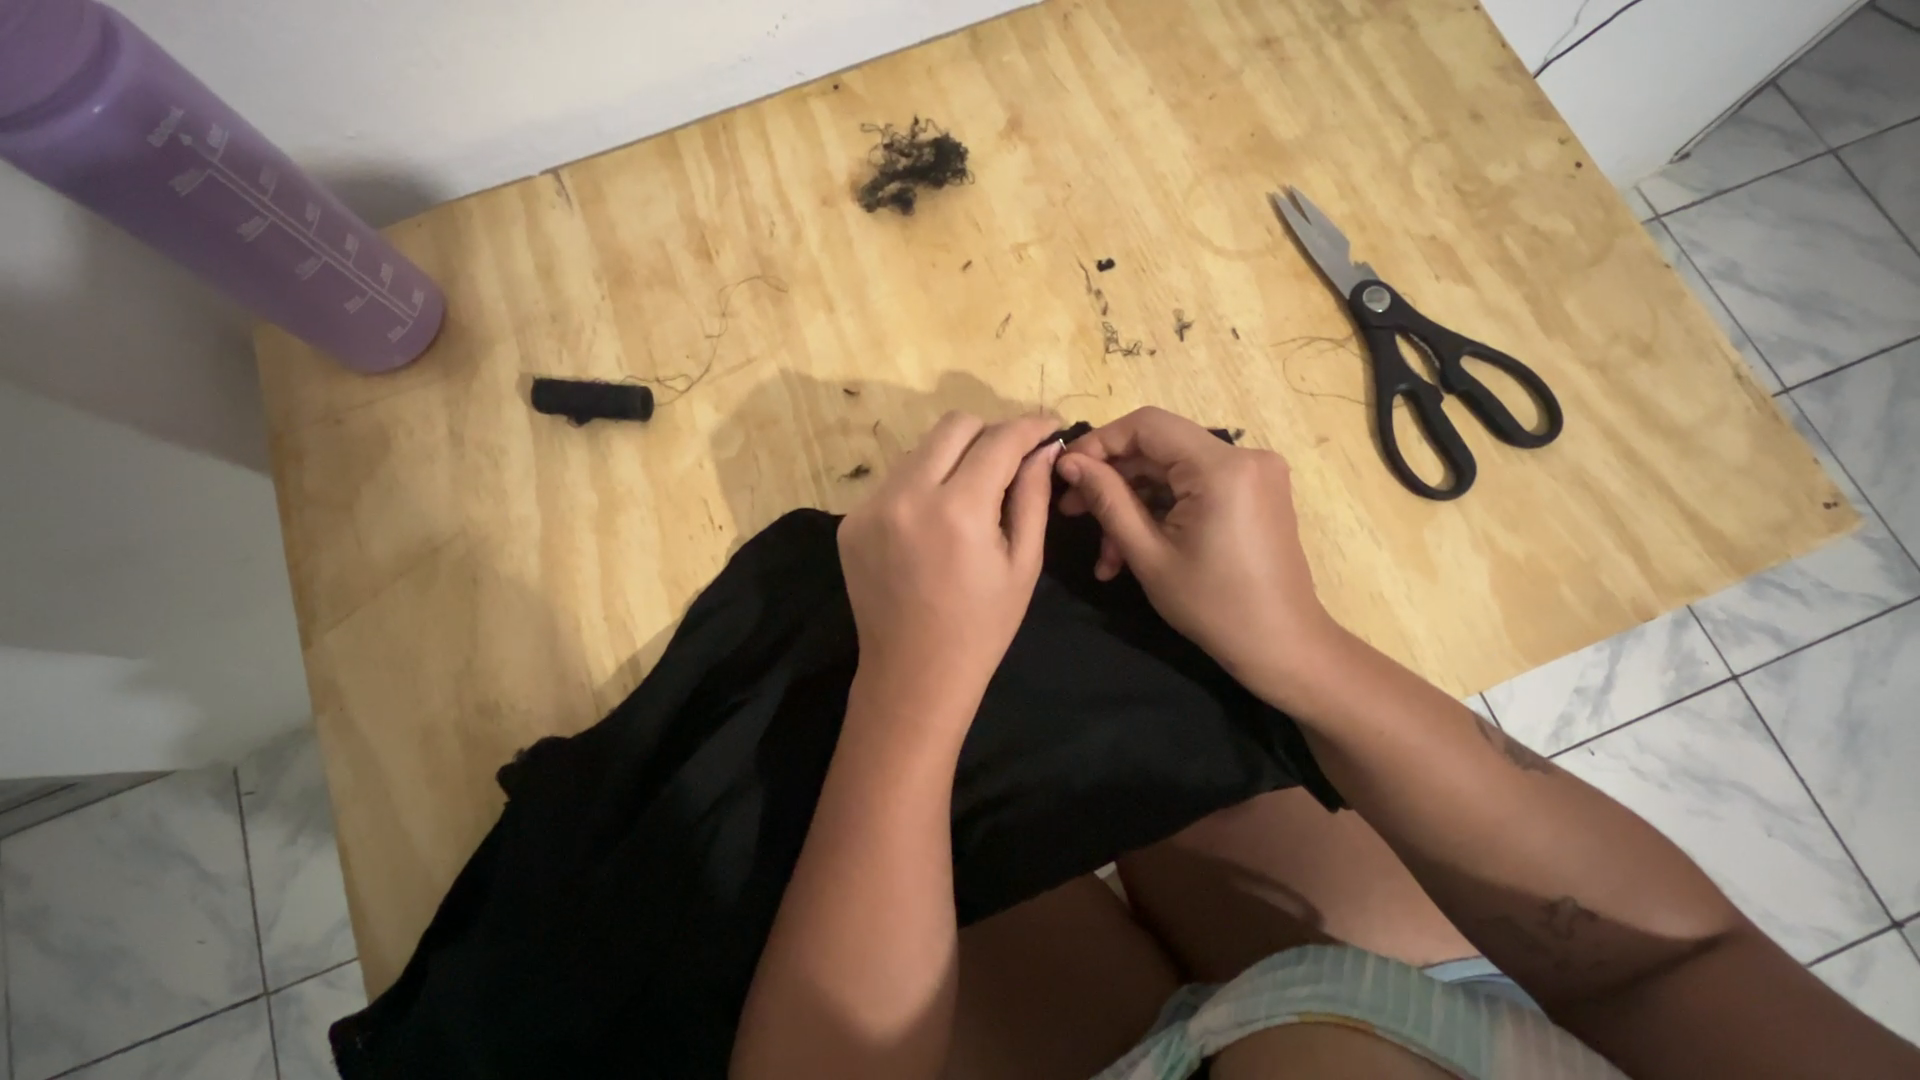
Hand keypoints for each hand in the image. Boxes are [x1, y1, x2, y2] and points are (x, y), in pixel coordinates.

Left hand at [838, 412, 1063, 724]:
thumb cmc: (981, 627)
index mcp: (958, 509)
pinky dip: (922, 485)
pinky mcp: (851, 521)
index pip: (999, 439)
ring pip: (920, 450)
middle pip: (953, 425)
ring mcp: (871, 506)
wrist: (913, 674)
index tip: (1049, 427)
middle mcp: (907, 495)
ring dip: (953, 457)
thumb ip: (1032, 497)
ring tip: (973, 492)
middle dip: (989, 432)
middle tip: (1011, 458)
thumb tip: (1041, 449)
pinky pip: (895, 481)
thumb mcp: (1023, 564)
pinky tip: (936, 521)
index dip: (1030, 427)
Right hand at [1055, 407, 1340, 697]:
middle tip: (1072, 513)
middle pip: (1159, 448)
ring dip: (1134, 505)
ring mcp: (1254, 473)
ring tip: (1106, 554)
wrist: (1281, 644)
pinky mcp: (1255, 492)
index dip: (1100, 442)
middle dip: (1113, 481)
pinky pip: (1194, 487)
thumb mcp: (1148, 554)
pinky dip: (1162, 511)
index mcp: (1221, 467)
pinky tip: (1134, 550)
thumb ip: (1107, 499)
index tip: (1066, 472)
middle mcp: (1244, 456)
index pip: (1147, 425)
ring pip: (1172, 472)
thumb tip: (1068, 462)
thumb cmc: (1212, 606)